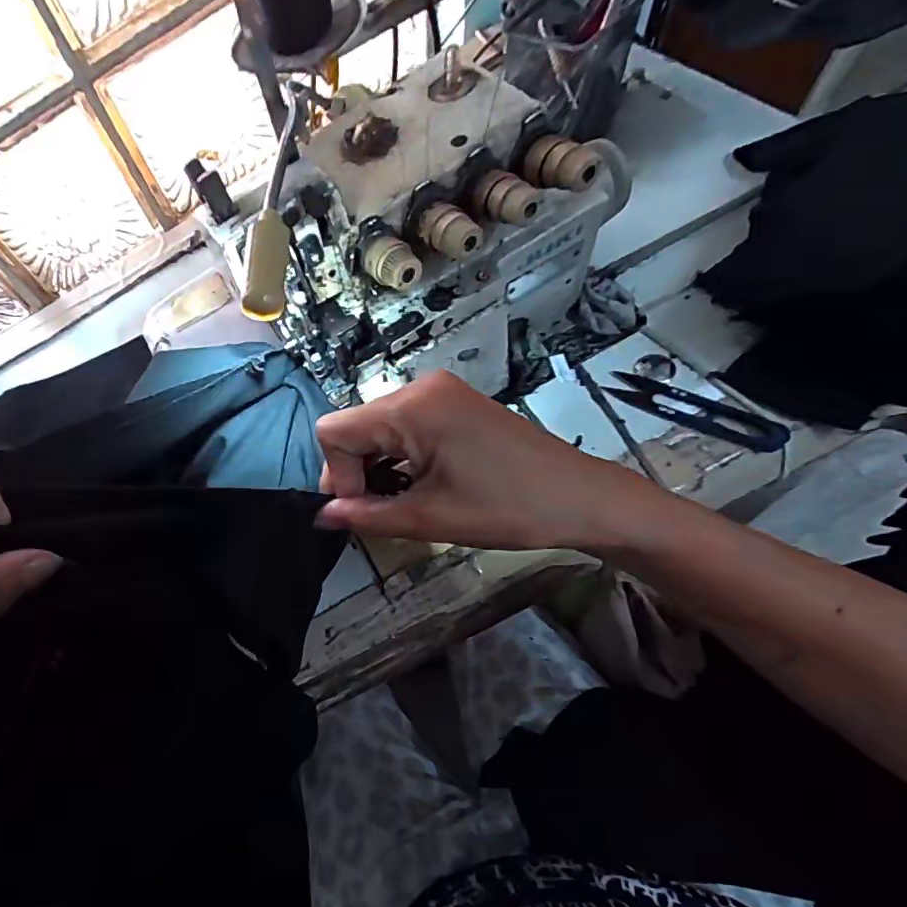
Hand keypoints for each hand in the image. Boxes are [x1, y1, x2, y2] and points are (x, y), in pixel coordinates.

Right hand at [315, 371, 667, 550]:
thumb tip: (321, 517)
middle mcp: (419, 388)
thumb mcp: (428, 518)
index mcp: (411, 408)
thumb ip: (365, 516)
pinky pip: (402, 425)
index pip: (334, 432)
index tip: (365, 509)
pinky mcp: (452, 403)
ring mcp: (438, 392)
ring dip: (375, 466)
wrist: (585, 499)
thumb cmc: (509, 508)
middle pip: (353, 427)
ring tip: (402, 501)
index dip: (338, 476)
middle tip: (379, 512)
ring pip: (375, 427)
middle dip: (354, 472)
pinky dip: (397, 456)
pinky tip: (417, 483)